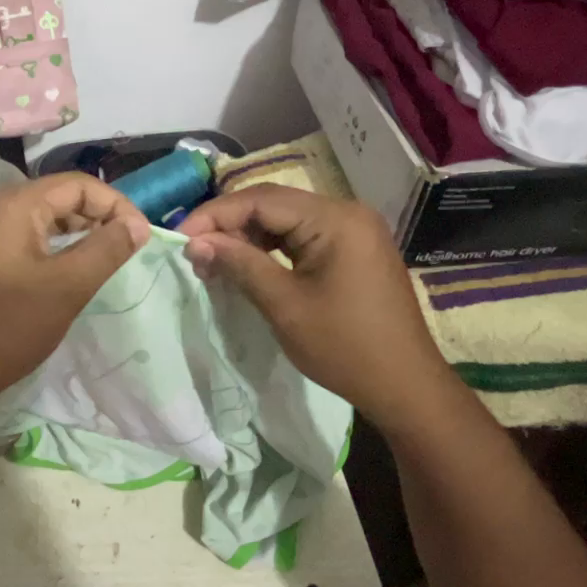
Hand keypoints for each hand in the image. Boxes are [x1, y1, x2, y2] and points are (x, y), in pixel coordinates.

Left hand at [0, 173, 149, 409]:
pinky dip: (50, 245)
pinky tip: (65, 270)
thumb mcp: (68, 286)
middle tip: (125, 249)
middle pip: (57, 195)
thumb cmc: (9, 326)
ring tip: (102, 259)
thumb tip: (137, 225)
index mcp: (13, 204)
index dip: (116, 205)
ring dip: (75, 232)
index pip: (78, 184)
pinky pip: (21, 236)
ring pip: (39, 217)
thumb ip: (107, 249)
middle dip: (97, 216)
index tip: (141, 237)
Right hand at [176, 184, 461, 429]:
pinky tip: (246, 265)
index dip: (215, 215)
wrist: (405, 386)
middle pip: (273, 203)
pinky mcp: (352, 249)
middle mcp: (346, 213)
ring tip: (213, 262)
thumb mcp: (284, 305)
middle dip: (229, 224)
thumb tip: (195, 242)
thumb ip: (239, 264)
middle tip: (194, 253)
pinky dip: (270, 247)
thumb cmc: (344, 347)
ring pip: (285, 219)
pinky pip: (301, 236)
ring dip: (247, 236)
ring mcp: (353, 230)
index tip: (181, 238)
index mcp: (335, 219)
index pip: (261, 200)